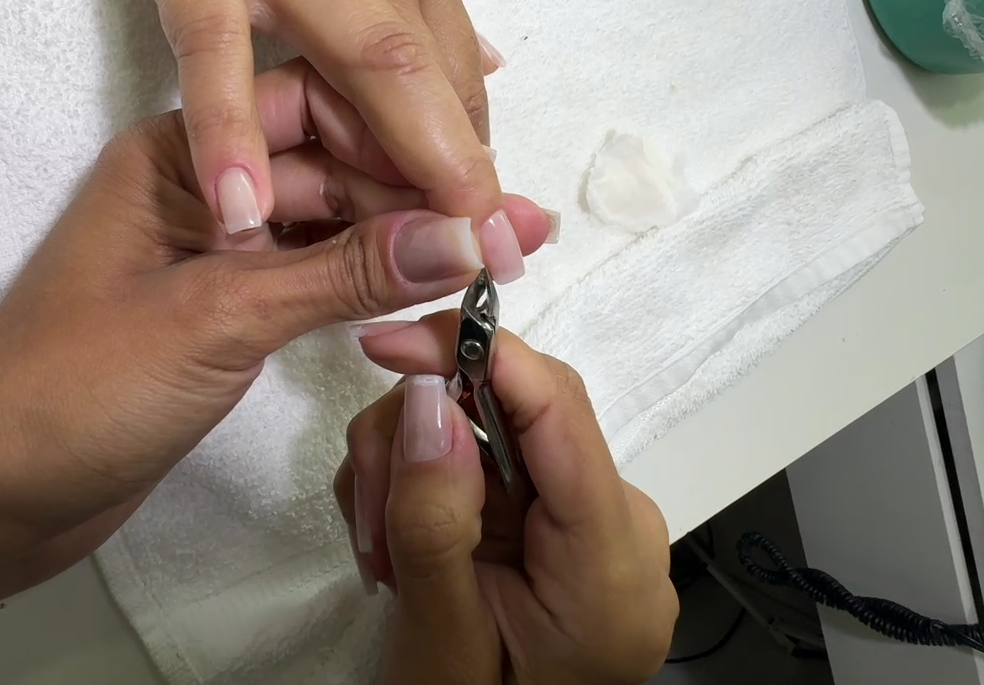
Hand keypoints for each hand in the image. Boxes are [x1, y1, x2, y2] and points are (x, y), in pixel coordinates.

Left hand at [0, 60, 550, 668]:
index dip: (398, 138)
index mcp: (184, 151)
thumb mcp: (220, 317)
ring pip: (335, 224)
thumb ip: (346, 273)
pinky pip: (318, 272)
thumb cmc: (77, 386)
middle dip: (421, 198)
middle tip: (517, 224)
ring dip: (409, 241)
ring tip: (502, 253)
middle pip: (335, 169)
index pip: (312, 110)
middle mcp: (210, 183)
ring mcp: (224, 245)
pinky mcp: (232, 301)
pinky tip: (437, 281)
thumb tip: (465, 238)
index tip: (480, 177)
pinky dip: (373, 279)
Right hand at [15, 0, 513, 273]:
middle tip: (499, 266)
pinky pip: (220, 56)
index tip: (496, 225)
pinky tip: (245, 210)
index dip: (477, 156)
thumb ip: (432, 0)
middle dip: (469, 177)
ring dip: (395, 165)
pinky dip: (234, 132)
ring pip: (361, 66)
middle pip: (434, 81)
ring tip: (412, 259)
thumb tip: (488, 68)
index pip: (457, 77)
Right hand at [336, 322, 677, 683]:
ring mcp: (578, 510)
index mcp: (612, 560)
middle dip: (418, 433)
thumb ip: (435, 522)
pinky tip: (401, 543)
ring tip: (380, 549)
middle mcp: (613, 517)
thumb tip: (424, 395)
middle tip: (369, 506)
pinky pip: (476, 451)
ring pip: (477, 421)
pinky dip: (421, 476)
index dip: (478, 349)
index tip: (387, 341)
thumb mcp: (440, 641)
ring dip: (406, 464)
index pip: (559, 407)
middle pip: (509, 406)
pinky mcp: (544, 509)